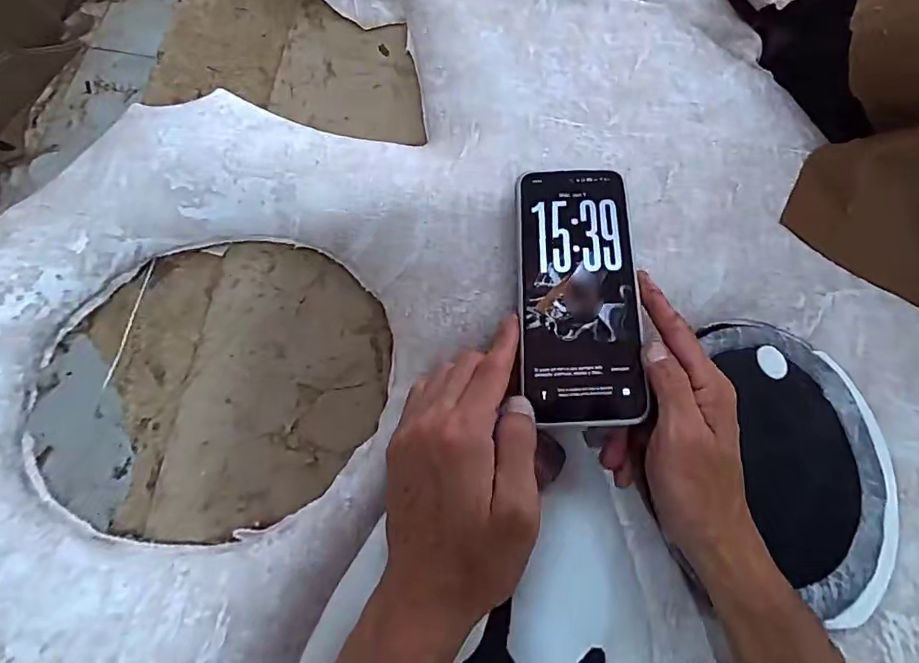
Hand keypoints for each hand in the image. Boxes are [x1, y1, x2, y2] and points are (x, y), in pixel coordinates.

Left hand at [341, 317, 539, 661]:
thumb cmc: (481, 557)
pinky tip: (463, 403)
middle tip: (521, 372)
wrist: (422, 598)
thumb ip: (521, 445)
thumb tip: (518, 401)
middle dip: (493, 360)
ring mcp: (407, 437)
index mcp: (462, 436)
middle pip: (464, 366)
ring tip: (497, 387)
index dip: (506, 344)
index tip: (516, 320)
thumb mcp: (520, 509)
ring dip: (470, 372)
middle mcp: (429, 426)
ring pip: (443, 376)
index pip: (489, 372)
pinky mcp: (397, 450)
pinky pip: (422, 396)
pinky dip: (446, 386)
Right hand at [600, 275, 843, 662]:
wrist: (711, 542)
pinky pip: (644, 430)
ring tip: (619, 460)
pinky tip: (628, 471)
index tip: (641, 279)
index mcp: (708, 385)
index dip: (658, 306)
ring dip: (625, 431)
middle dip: (626, 398)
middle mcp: (699, 394)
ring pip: (642, 405)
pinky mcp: (675, 439)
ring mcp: (687, 418)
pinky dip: (631, 448)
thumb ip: (668, 383)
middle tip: (608, 425)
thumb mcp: (679, 432)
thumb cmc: (698, 489)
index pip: (679, 334)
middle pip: (653, 373)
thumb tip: (655, 344)